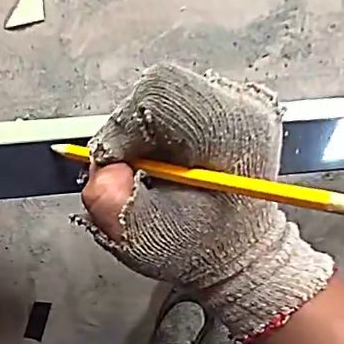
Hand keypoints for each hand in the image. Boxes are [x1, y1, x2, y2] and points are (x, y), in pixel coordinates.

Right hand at [80, 63, 333, 338]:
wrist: (238, 253)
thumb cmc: (202, 249)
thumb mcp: (148, 240)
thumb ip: (114, 206)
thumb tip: (103, 169)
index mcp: (231, 132)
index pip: (158, 95)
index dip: (122, 129)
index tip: (116, 165)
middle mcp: (240, 107)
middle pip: (158, 90)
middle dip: (128, 132)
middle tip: (130, 172)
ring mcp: (234, 104)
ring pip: (159, 96)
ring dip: (140, 135)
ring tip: (151, 173)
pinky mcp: (222, 109)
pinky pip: (170, 106)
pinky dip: (153, 135)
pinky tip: (162, 165)